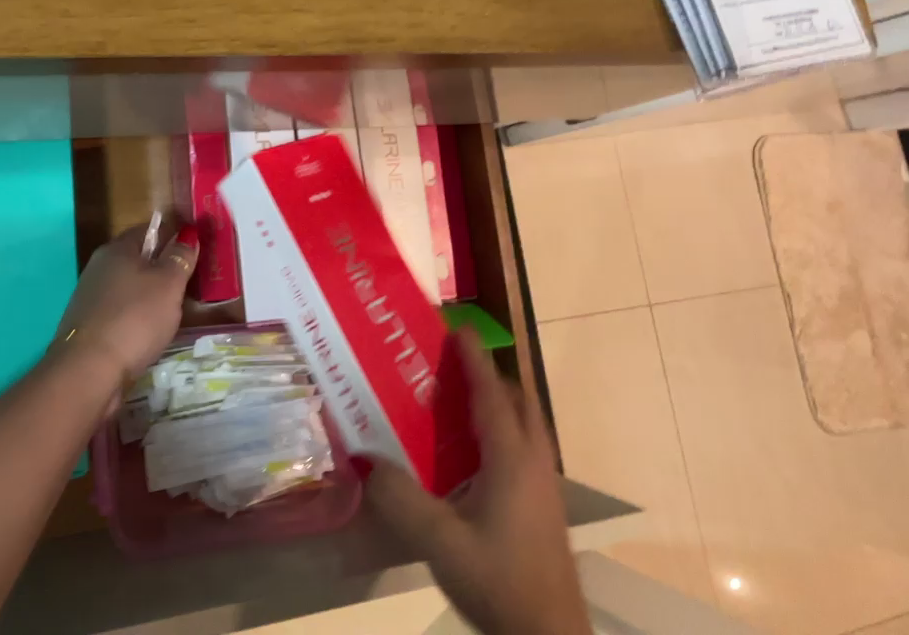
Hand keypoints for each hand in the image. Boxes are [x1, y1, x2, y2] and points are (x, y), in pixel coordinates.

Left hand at [56, 223, 198, 382]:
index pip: (150, 229)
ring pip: (131, 287)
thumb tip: (189, 233)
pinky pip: (123, 311)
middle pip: (139, 258)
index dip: (175, 233)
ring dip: (152, 294)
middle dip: (164, 266)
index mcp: (117, 249)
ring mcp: (92, 297)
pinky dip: (139, 315)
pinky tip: (152, 330)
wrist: (88, 370)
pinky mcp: (90, 325)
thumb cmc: (134, 318)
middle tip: (194, 279)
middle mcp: (100, 267)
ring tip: (178, 307)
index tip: (198, 245)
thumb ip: (180, 258)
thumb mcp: (168, 284)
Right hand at [357, 328, 588, 634]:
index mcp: (511, 460)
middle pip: (516, 402)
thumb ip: (401, 498)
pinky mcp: (541, 507)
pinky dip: (497, 432)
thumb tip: (366, 457)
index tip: (456, 327)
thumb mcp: (440, 542)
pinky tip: (466, 455)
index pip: (491, 395)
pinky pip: (520, 449)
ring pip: (523, 425)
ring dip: (494, 403)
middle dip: (487, 375)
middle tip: (449, 364)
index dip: (474, 359)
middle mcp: (533, 462)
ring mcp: (542, 486)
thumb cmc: (499, 580)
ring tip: (453, 399)